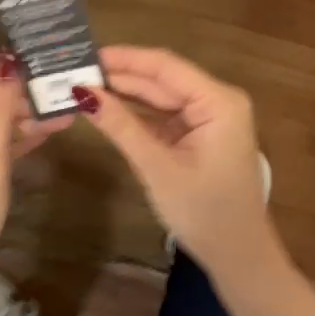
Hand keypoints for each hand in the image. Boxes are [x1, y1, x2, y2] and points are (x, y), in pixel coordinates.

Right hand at [74, 46, 277, 272]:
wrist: (239, 260)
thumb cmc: (205, 213)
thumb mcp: (158, 168)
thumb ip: (121, 126)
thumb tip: (81, 91)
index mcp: (218, 102)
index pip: (165, 67)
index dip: (124, 58)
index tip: (85, 54)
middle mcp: (216, 101)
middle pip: (161, 79)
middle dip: (119, 75)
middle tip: (75, 70)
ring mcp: (206, 118)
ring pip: (158, 95)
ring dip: (123, 92)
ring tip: (82, 84)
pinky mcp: (196, 134)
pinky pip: (161, 114)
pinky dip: (134, 113)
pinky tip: (105, 107)